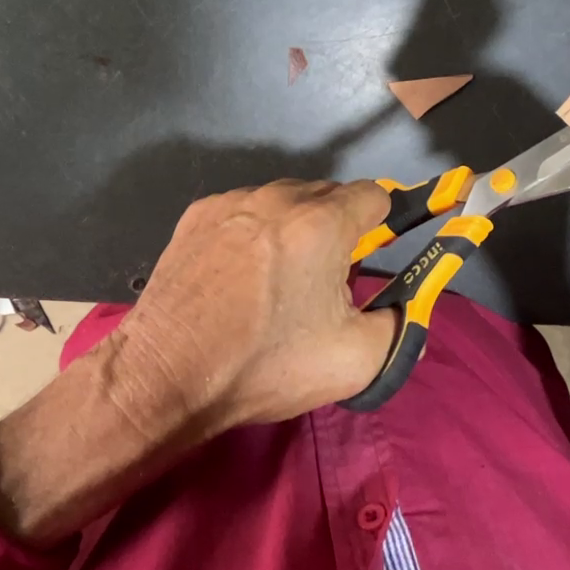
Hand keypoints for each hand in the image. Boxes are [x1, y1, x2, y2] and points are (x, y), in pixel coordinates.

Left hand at [116, 179, 396, 429]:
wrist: (167, 376)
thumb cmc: (265, 366)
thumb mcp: (355, 360)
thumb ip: (399, 324)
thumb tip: (403, 306)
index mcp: (322, 224)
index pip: (373, 194)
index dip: (379, 224)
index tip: (365, 258)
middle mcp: (278, 198)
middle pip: (328, 195)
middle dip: (336, 228)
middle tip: (322, 281)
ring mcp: (232, 202)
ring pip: (285, 200)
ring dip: (294, 227)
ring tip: (274, 280)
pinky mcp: (198, 214)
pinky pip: (245, 209)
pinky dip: (253, 231)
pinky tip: (237, 275)